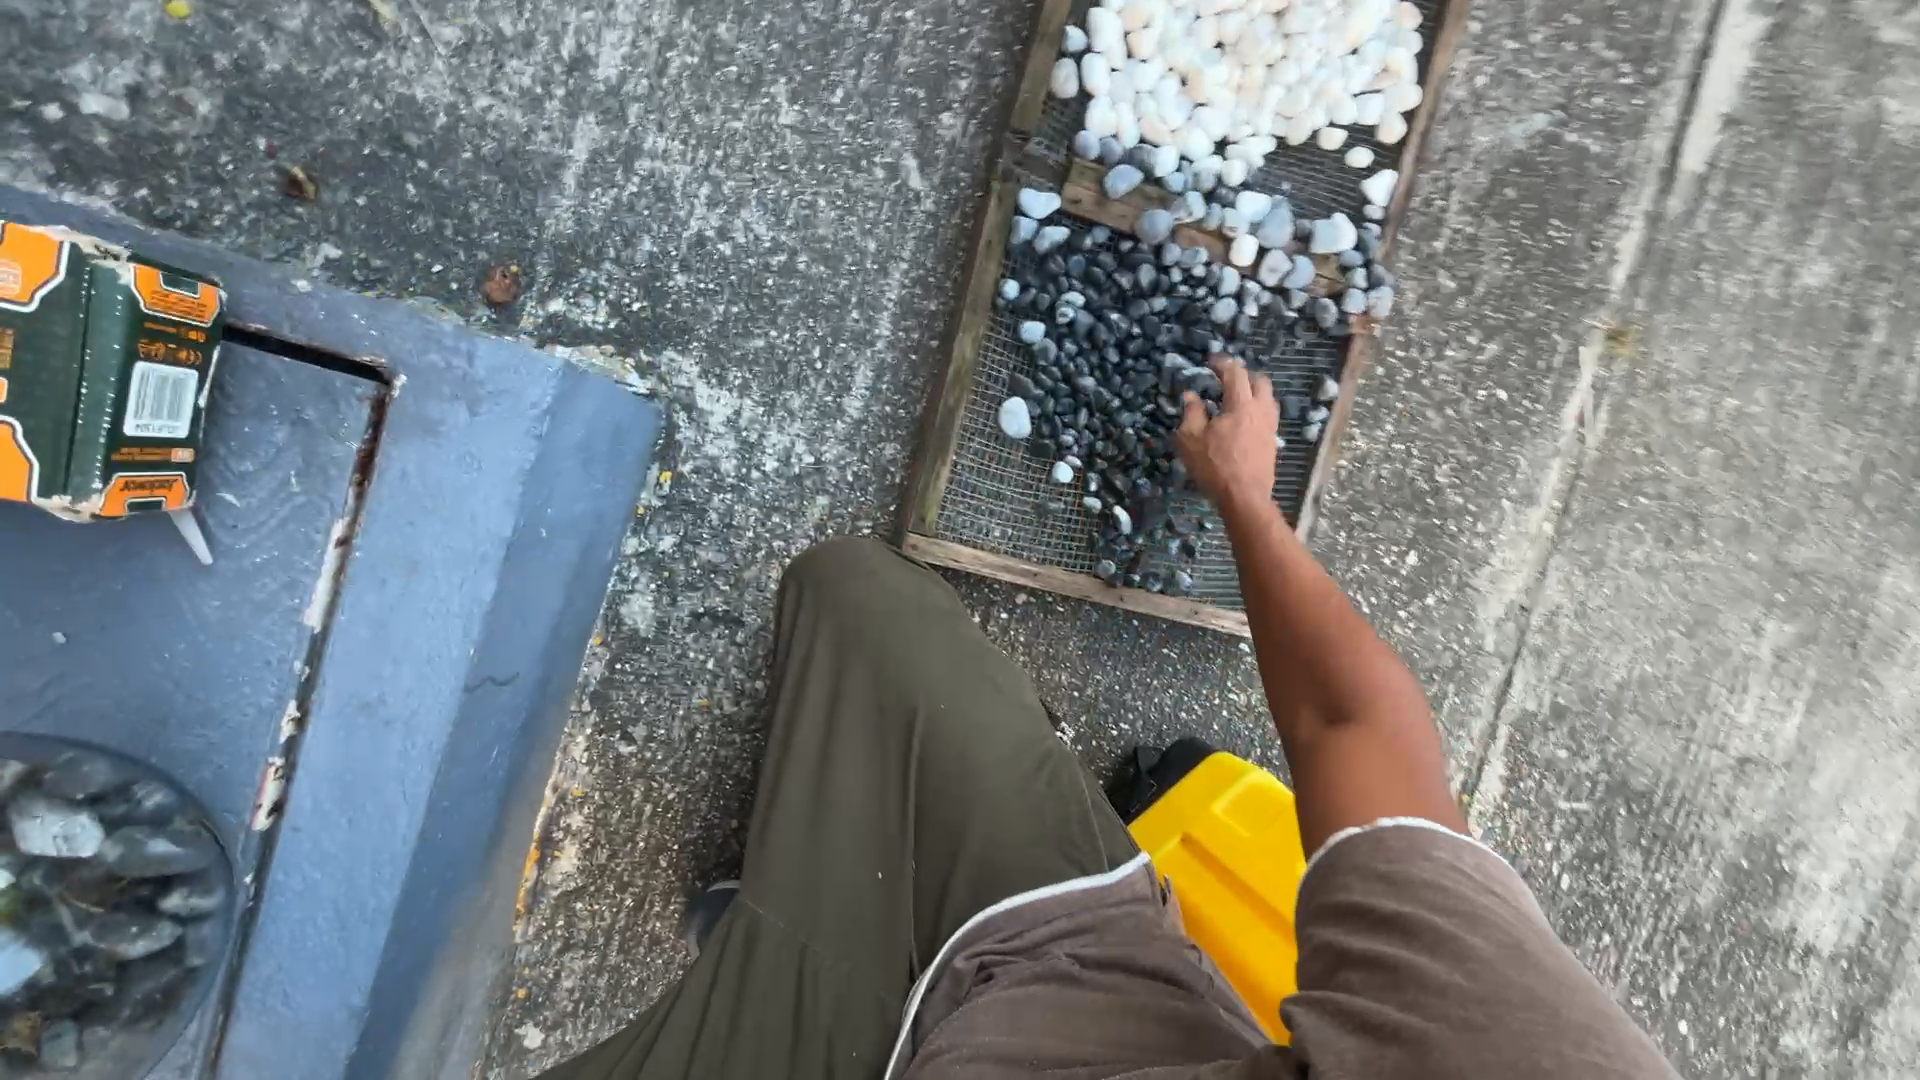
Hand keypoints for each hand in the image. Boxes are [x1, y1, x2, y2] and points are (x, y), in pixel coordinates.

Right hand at [1177, 355, 1278, 519]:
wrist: (1244, 496)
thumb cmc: (1214, 466)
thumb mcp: (1190, 439)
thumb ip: (1191, 413)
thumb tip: (1191, 396)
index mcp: (1241, 404)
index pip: (1235, 373)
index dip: (1222, 364)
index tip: (1210, 362)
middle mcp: (1261, 410)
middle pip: (1259, 381)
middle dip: (1243, 375)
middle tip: (1225, 379)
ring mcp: (1270, 426)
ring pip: (1267, 398)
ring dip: (1253, 392)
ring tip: (1235, 398)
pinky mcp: (1272, 442)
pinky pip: (1267, 415)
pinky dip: (1255, 409)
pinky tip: (1242, 421)